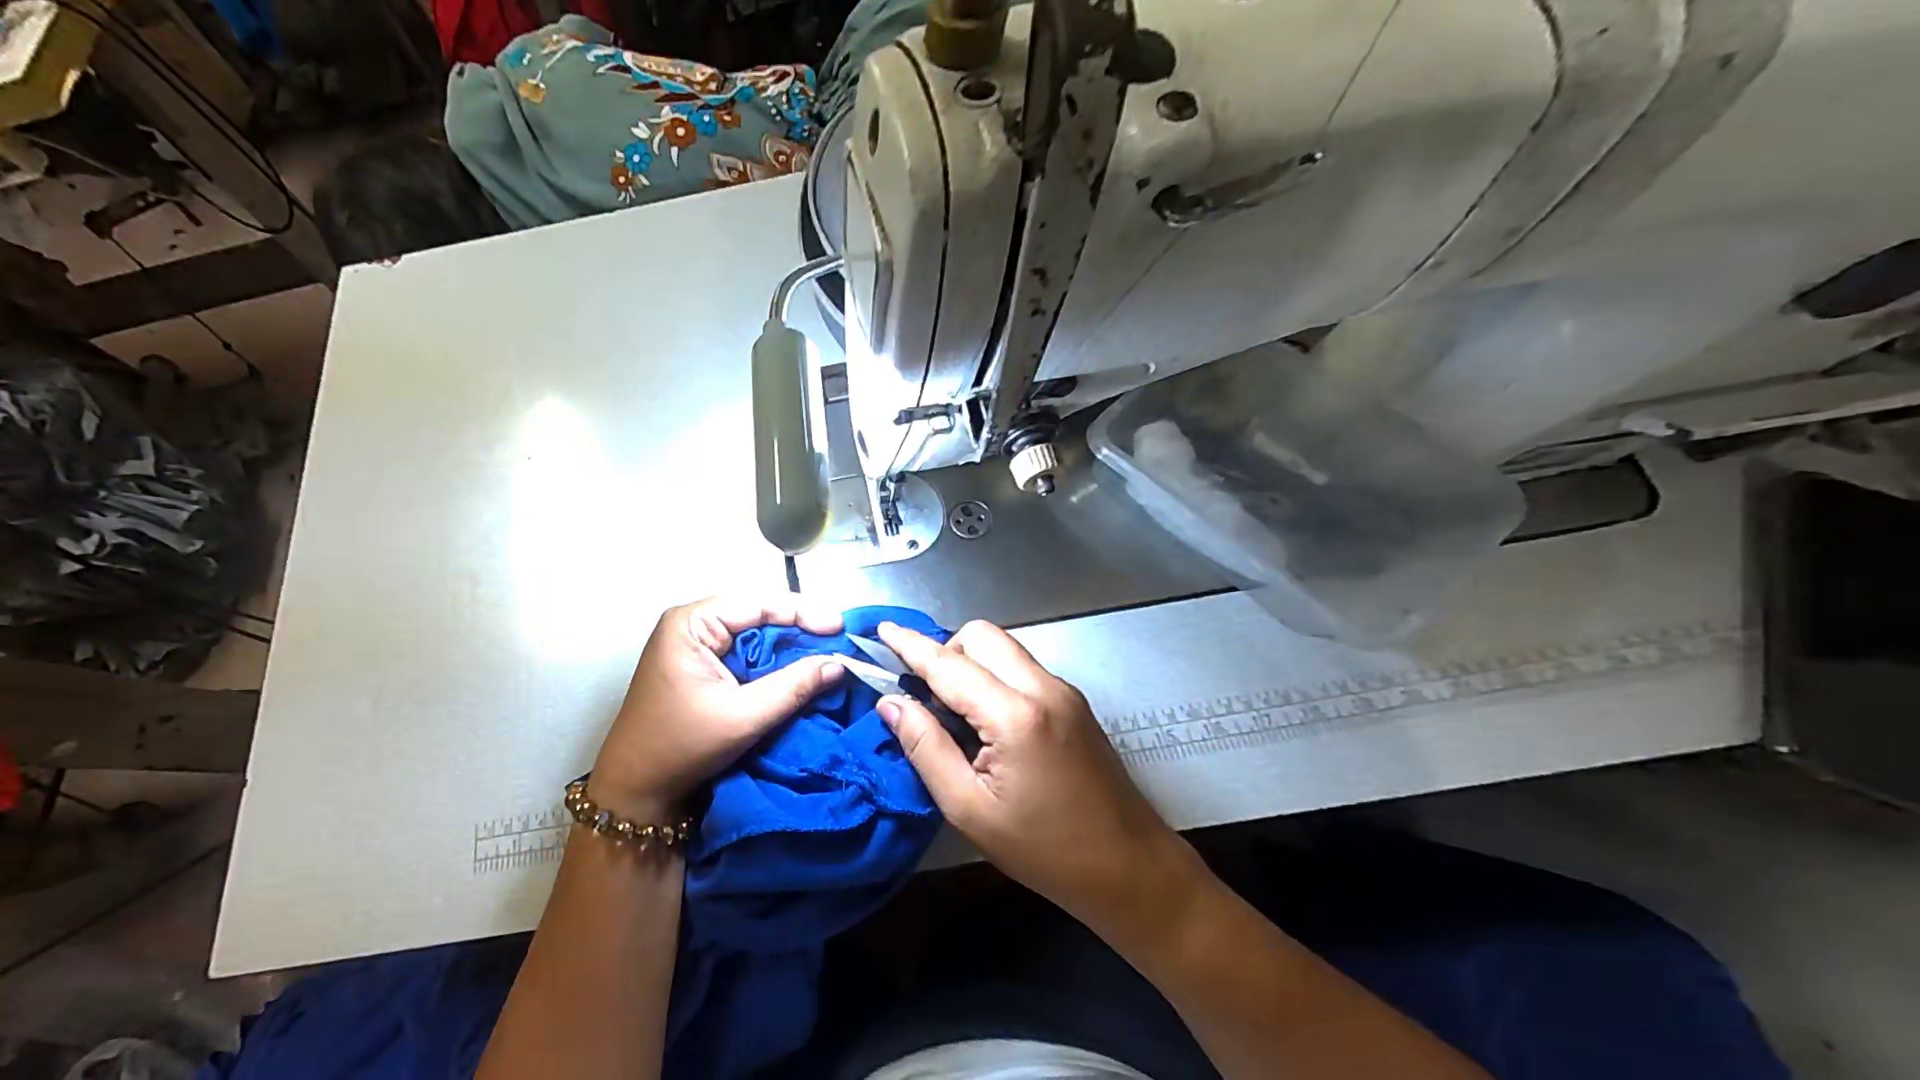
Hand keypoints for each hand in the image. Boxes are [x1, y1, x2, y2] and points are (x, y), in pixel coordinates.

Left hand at [592, 594, 844, 819]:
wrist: (636, 792)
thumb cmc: (681, 748)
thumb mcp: (743, 717)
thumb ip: (793, 686)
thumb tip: (839, 664)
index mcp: (691, 623)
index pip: (758, 603)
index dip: (803, 612)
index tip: (840, 628)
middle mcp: (693, 625)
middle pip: (759, 615)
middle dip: (800, 629)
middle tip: (841, 642)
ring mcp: (698, 646)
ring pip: (757, 636)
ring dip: (791, 647)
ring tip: (830, 654)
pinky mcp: (705, 668)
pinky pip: (749, 655)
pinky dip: (776, 664)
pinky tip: (804, 671)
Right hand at [875, 620, 1199, 930]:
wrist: (1127, 866)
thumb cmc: (1044, 850)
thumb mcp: (970, 810)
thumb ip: (927, 749)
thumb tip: (892, 704)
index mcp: (1016, 715)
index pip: (949, 664)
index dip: (910, 646)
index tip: (881, 631)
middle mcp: (1043, 687)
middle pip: (982, 636)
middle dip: (945, 650)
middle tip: (922, 693)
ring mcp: (1064, 691)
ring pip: (1004, 647)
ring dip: (970, 661)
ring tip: (950, 709)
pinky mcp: (1074, 701)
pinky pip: (1022, 667)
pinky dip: (994, 675)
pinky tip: (985, 719)